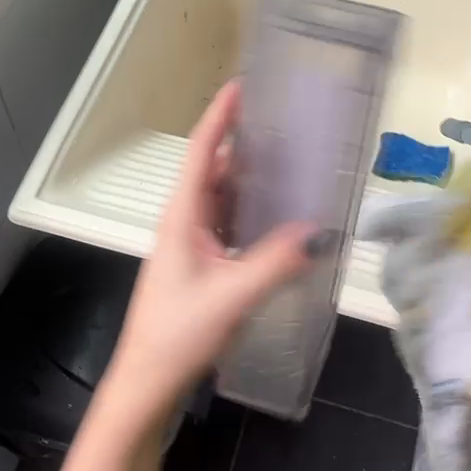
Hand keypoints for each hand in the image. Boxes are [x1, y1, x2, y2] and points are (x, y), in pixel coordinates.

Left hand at [101, 81, 320, 422]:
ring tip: (289, 162)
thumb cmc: (178, 335)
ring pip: (222, 200)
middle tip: (285, 125)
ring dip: (249, 180)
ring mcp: (191, 246)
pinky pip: (229, 226)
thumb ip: (277, 262)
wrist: (146, 385)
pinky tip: (279, 219)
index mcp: (182, 216)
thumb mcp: (232, 297)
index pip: (201, 152)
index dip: (220, 117)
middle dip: (243, 145)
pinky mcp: (201, 269)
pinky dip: (252, 214)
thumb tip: (323, 231)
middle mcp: (184, 223)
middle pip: (213, 172)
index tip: (243, 86)